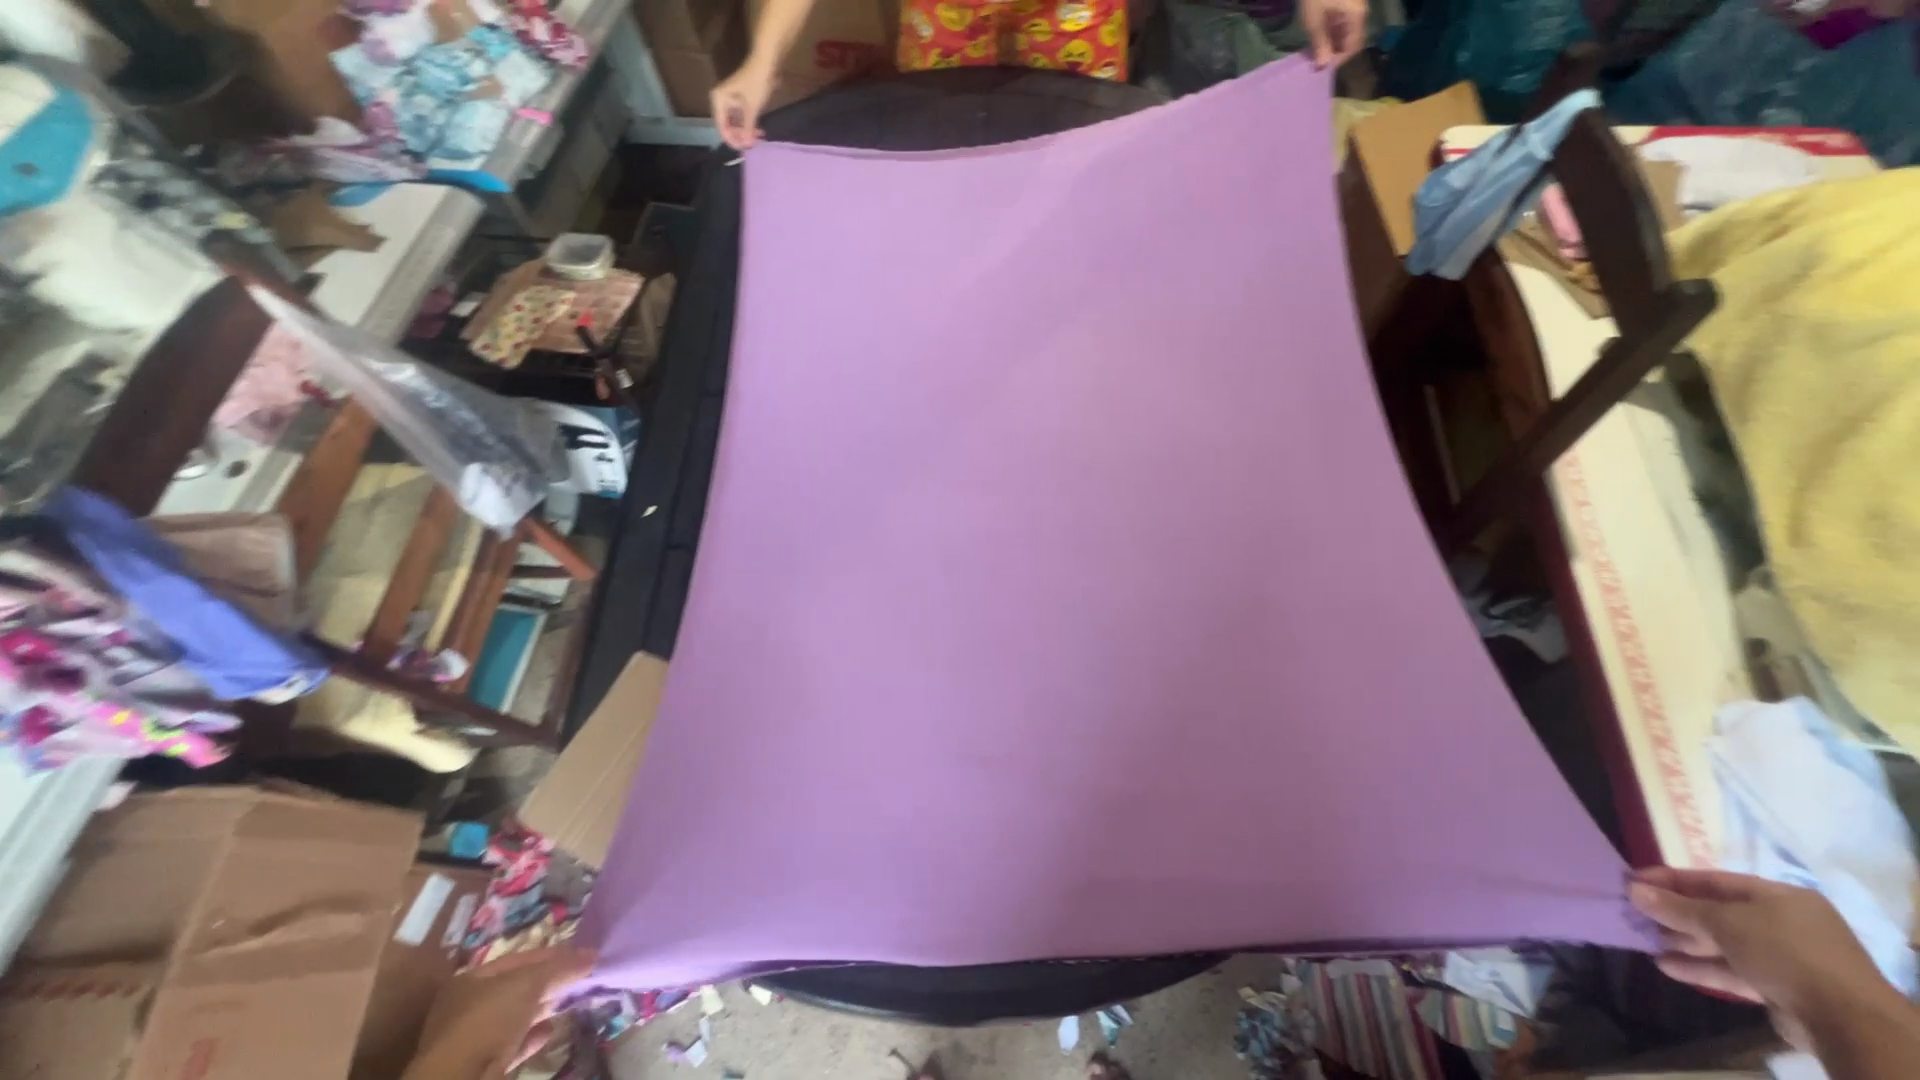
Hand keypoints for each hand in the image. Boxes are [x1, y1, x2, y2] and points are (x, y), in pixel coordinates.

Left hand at [405, 947, 596, 1079]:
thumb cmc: (488, 1020)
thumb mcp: (528, 984)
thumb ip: (560, 967)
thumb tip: (592, 954)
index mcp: (470, 980)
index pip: (517, 959)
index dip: (550, 954)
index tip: (580, 954)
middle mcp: (467, 1007)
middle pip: (516, 988)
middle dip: (548, 982)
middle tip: (580, 977)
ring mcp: (473, 1038)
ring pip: (515, 1017)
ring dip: (542, 1010)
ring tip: (569, 1002)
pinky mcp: (482, 1065)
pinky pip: (513, 1044)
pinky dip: (532, 1037)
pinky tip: (551, 1031)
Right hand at [711, 60, 777, 150]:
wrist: (765, 63)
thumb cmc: (756, 83)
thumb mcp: (752, 108)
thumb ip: (747, 127)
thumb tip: (746, 144)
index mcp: (718, 100)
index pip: (721, 126)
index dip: (732, 140)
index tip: (744, 149)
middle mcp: (720, 101)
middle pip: (728, 126)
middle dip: (741, 136)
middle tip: (754, 144)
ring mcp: (729, 100)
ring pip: (735, 123)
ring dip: (746, 132)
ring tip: (759, 139)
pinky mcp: (738, 100)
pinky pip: (741, 117)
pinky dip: (749, 125)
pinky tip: (759, 132)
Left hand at [1298, 0, 1367, 68]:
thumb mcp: (1314, 21)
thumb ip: (1320, 45)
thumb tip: (1323, 66)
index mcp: (1357, 16)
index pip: (1352, 48)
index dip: (1337, 60)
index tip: (1320, 68)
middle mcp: (1361, 10)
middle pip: (1351, 39)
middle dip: (1334, 51)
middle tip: (1316, 60)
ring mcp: (1355, 4)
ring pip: (1346, 30)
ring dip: (1332, 41)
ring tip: (1315, 49)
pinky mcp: (1346, 1)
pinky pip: (1343, 20)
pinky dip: (1331, 29)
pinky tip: (1318, 34)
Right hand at [1630, 867, 1891, 1050]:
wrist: (1846, 1019)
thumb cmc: (1784, 951)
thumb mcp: (1725, 922)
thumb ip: (1678, 907)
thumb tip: (1634, 890)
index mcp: (1779, 897)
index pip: (1714, 880)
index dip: (1672, 879)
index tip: (1633, 881)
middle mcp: (1784, 923)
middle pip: (1718, 912)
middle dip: (1676, 914)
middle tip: (1635, 913)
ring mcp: (1784, 957)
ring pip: (1723, 943)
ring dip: (1684, 942)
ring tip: (1644, 941)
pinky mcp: (1780, 987)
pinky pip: (1733, 970)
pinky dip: (1702, 967)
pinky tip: (1667, 966)